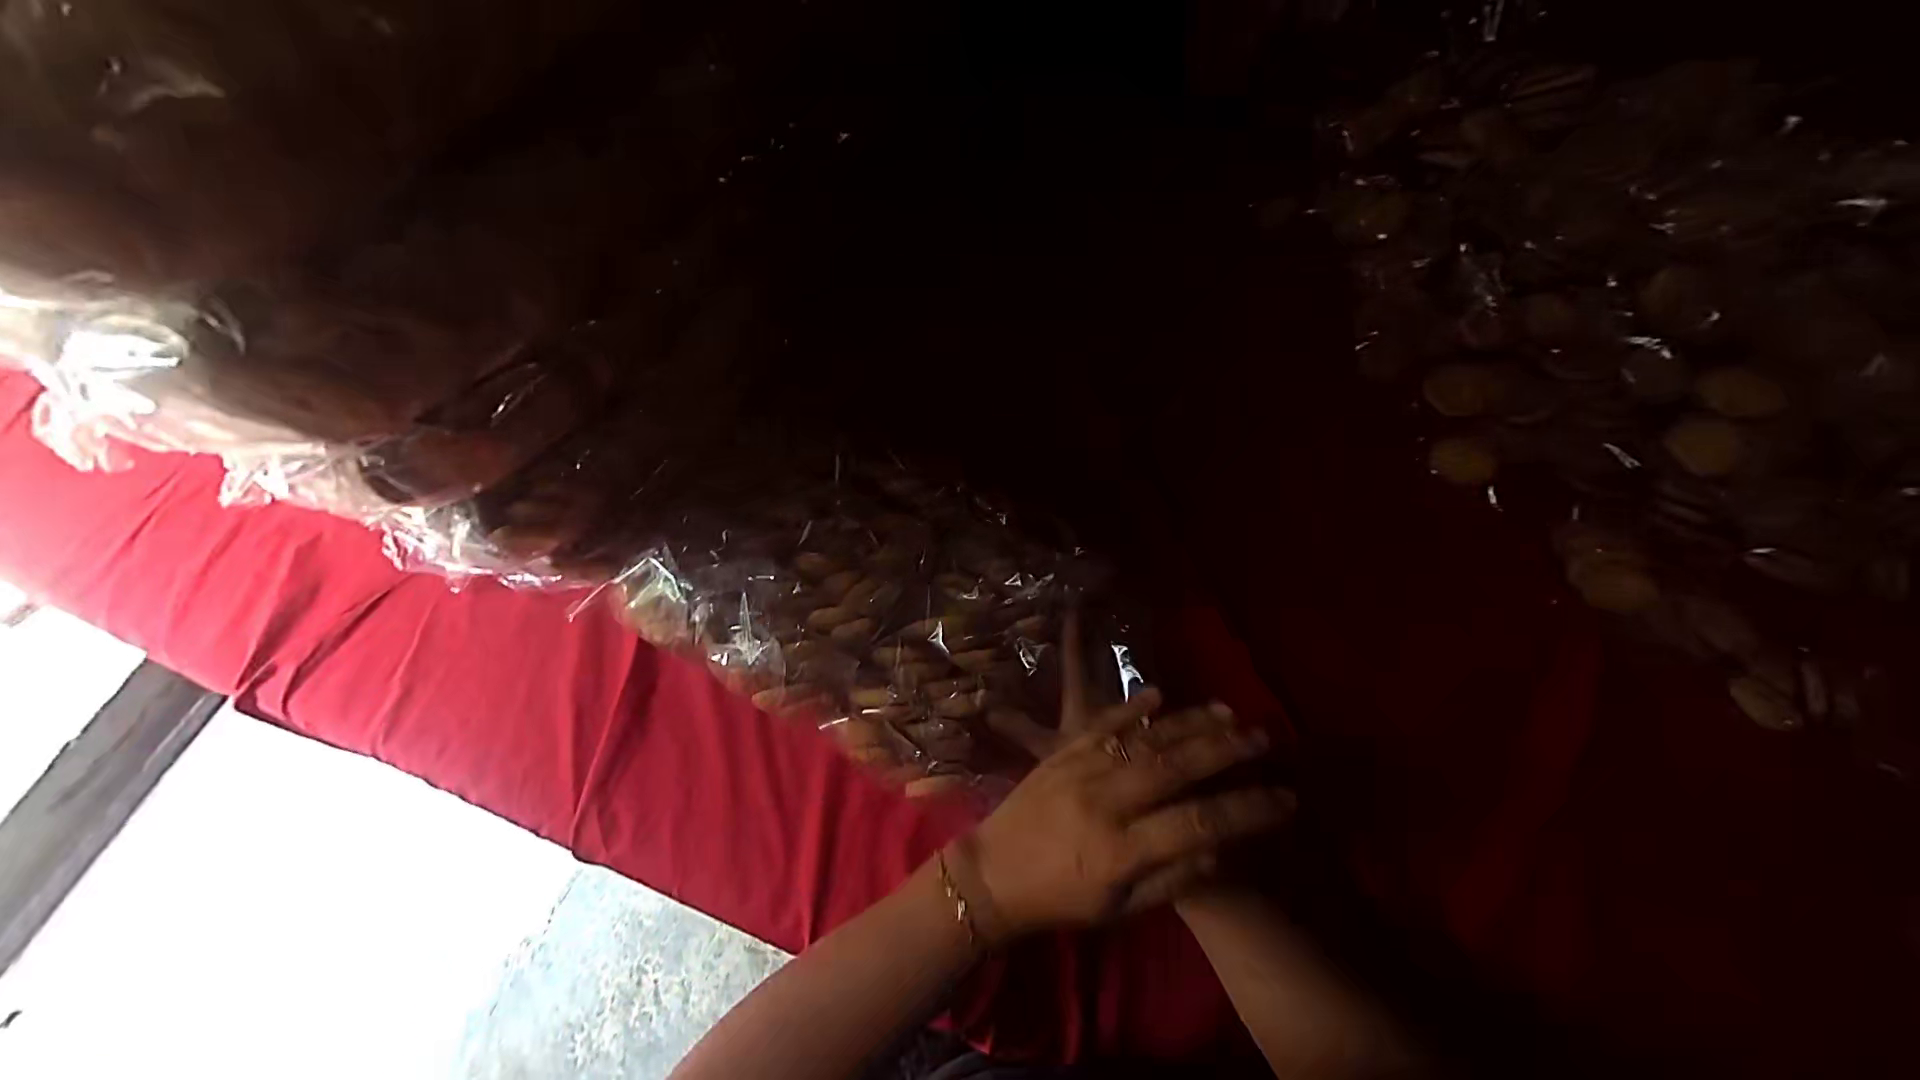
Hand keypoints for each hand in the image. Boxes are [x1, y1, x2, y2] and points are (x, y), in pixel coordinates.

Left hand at [955, 613, 1295, 939]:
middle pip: (1173, 769)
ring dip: (1186, 723)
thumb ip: (1171, 882)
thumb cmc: (1059, 901)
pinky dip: (1130, 709)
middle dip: (1224, 751)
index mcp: (1121, 851)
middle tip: (1262, 737)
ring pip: (1141, 741)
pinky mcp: (1059, 755)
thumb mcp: (1118, 912)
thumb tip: (1220, 851)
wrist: (991, 875)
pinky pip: (1100, 727)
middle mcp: (1103, 805)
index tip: (1286, 798)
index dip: (1247, 810)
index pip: (1198, 824)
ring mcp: (1078, 772)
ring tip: (1225, 710)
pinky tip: (1158, 693)